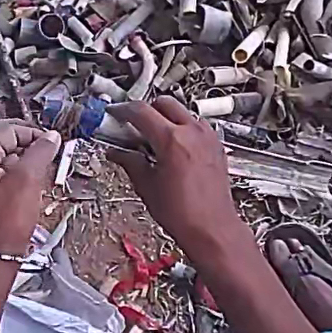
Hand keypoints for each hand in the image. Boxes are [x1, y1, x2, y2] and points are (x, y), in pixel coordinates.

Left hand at [0, 120, 61, 256]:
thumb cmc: (5, 223)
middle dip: (23, 138)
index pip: (7, 129)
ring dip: (18, 152)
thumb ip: (40, 152)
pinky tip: (28, 177)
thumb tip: (51, 137)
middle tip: (44, 145)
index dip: (32, 132)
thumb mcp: (29, 179)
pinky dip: (13, 166)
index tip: (50, 140)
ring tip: (39, 161)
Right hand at [107, 98, 253, 264]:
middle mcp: (193, 133)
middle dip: (146, 110)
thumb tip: (117, 153)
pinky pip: (196, 126)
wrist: (213, 229)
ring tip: (152, 139)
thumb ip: (130, 162)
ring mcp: (207, 137)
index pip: (141, 111)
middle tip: (132, 126)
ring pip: (181, 112)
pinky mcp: (216, 145)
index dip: (123, 111)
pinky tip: (172, 148)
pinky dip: (182, 129)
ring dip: (165, 118)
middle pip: (163, 103)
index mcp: (172, 140)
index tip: (115, 115)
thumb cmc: (184, 214)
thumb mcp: (147, 186)